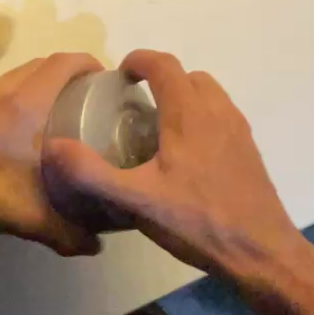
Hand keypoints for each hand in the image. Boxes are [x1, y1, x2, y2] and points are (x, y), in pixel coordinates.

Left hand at [0, 52, 104, 256]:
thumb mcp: (30, 217)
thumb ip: (68, 232)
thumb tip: (96, 246)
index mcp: (23, 104)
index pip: (65, 63)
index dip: (91, 65)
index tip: (109, 82)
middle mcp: (1, 90)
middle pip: (44, 64)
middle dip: (72, 74)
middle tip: (92, 99)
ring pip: (21, 74)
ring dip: (44, 82)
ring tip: (64, 109)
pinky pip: (2, 88)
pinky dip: (21, 93)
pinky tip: (26, 125)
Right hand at [42, 50, 313, 287]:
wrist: (260, 253)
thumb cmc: (196, 222)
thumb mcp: (134, 200)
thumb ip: (90, 173)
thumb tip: (52, 147)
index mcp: (189, 117)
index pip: (165, 66)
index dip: (139, 61)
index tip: (118, 76)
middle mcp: (218, 115)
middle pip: (190, 77)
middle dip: (160, 80)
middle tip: (133, 105)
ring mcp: (238, 134)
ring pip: (209, 97)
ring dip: (183, 98)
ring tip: (156, 129)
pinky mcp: (248, 154)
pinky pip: (221, 119)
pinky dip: (199, 120)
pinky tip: (182, 158)